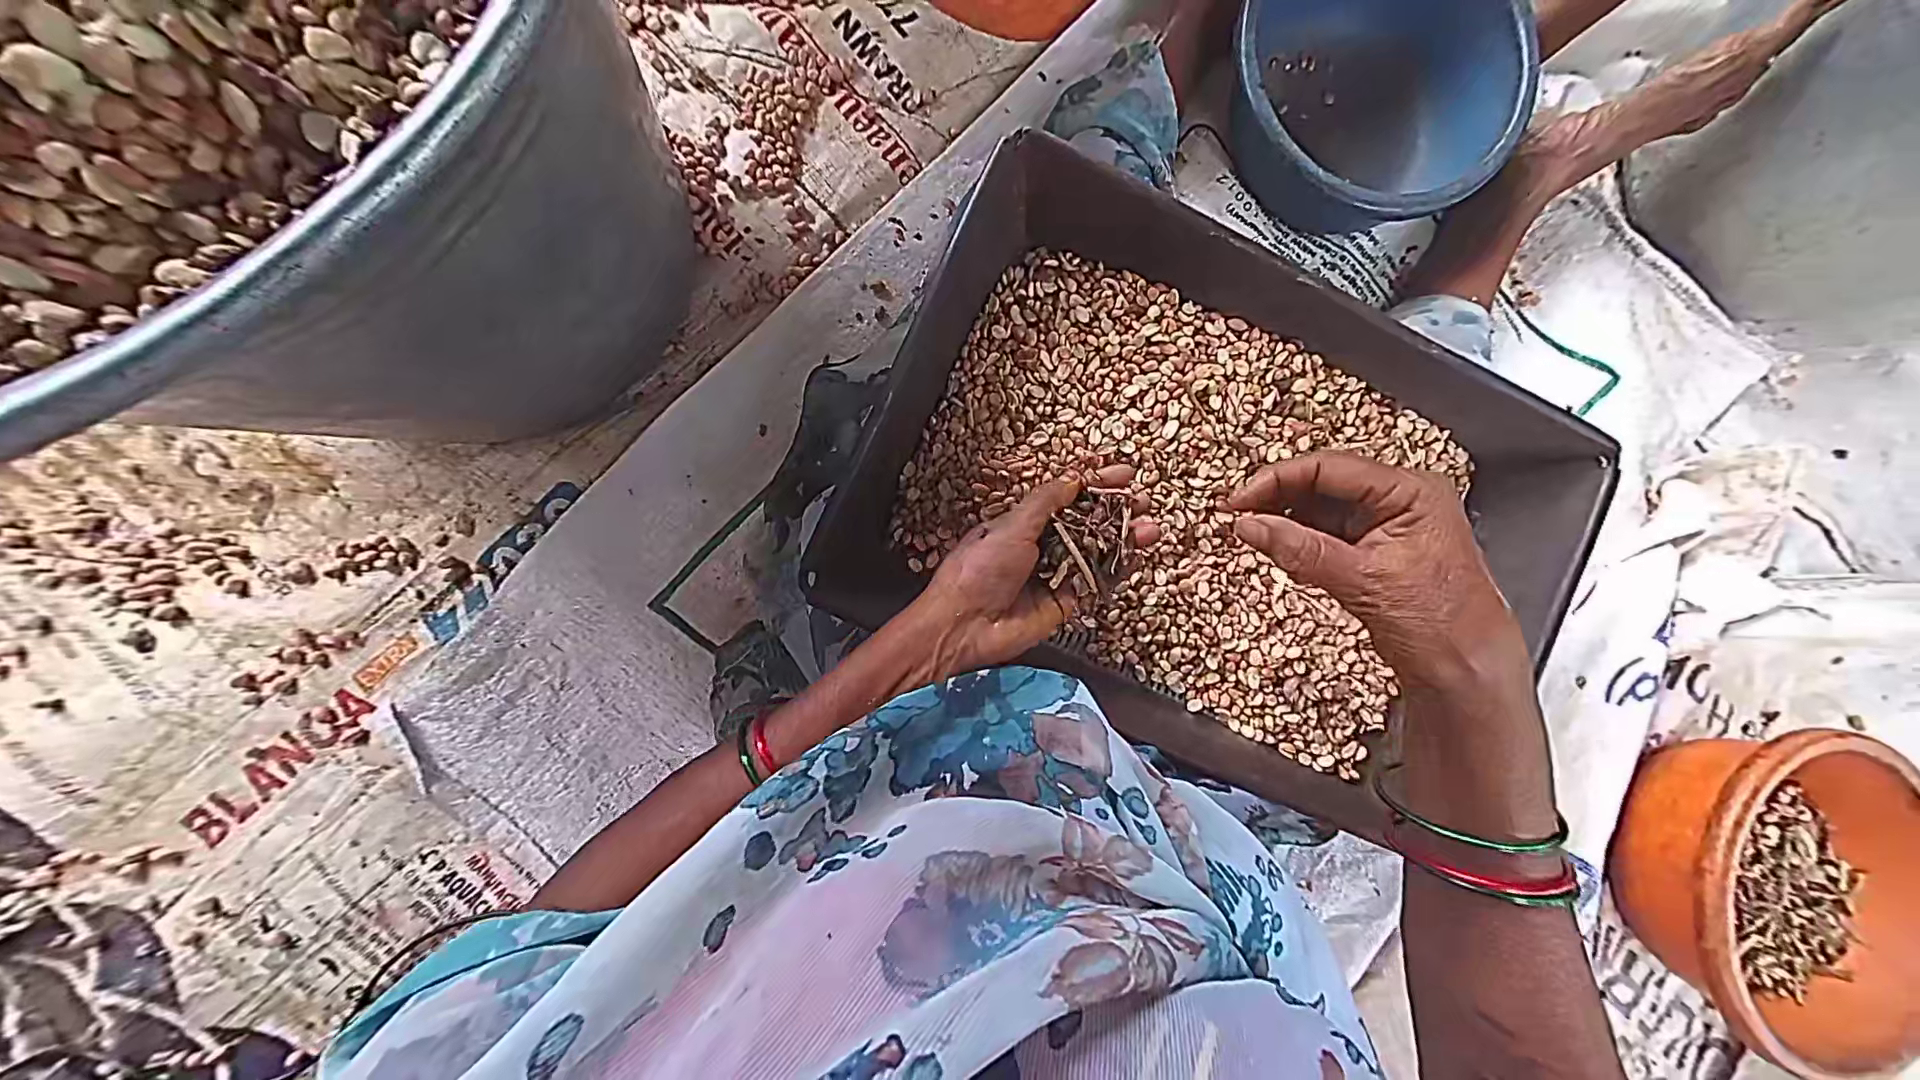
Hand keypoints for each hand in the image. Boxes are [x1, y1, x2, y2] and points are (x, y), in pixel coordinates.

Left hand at [903, 465, 1157, 682]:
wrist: (964, 624)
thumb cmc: (977, 570)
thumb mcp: (1011, 526)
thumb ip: (1045, 503)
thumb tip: (1074, 479)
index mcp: (1024, 523)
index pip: (1067, 497)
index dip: (1096, 485)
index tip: (1123, 473)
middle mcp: (1042, 546)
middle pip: (1088, 524)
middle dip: (1116, 511)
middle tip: (1143, 500)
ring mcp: (1055, 574)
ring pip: (1097, 552)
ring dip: (1123, 539)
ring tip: (1150, 527)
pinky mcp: (1065, 602)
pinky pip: (1096, 583)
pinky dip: (1118, 570)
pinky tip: (1137, 556)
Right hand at [1226, 453, 1523, 690]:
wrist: (1465, 670)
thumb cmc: (1440, 623)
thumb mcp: (1362, 581)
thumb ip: (1300, 549)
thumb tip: (1248, 525)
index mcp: (1409, 490)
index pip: (1327, 467)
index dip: (1275, 480)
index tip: (1238, 501)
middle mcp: (1396, 498)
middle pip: (1318, 483)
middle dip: (1275, 499)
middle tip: (1237, 517)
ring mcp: (1382, 524)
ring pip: (1315, 509)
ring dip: (1282, 522)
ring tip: (1254, 538)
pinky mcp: (1368, 549)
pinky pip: (1319, 535)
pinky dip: (1295, 544)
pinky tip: (1281, 556)